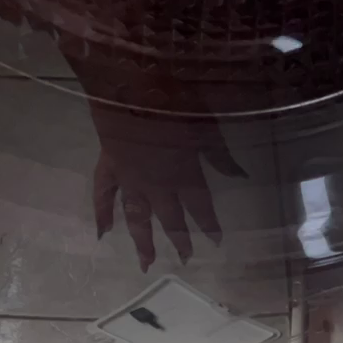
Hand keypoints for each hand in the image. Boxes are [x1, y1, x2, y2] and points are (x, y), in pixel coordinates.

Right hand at [88, 103, 239, 271]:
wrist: (130, 79)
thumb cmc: (174, 98)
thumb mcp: (207, 126)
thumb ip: (220, 156)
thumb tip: (241, 176)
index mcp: (184, 174)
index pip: (201, 207)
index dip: (209, 226)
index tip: (216, 242)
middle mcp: (158, 184)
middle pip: (170, 219)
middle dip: (180, 240)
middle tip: (185, 261)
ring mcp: (130, 178)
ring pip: (137, 217)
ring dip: (142, 241)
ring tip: (146, 263)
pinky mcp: (108, 165)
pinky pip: (102, 194)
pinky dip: (101, 214)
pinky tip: (101, 234)